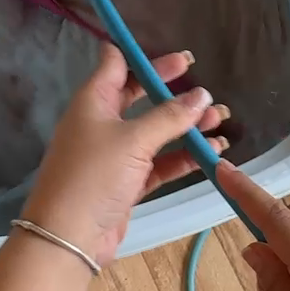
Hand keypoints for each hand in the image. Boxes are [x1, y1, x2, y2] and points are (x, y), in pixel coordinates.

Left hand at [21, 46, 230, 265]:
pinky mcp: (127, 181)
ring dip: (185, 124)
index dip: (142, 54)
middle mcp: (103, 121)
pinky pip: (159, 161)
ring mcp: (115, 152)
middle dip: (170, 87)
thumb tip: (203, 94)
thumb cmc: (94, 175)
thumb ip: (170, 117)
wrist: (68, 238)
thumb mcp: (133, 140)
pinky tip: (212, 152)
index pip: (115, 63)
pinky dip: (183, 156)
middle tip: (200, 76)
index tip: (173, 52)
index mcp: (94, 100)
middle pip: (139, 94)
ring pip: (155, 130)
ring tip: (220, 118)